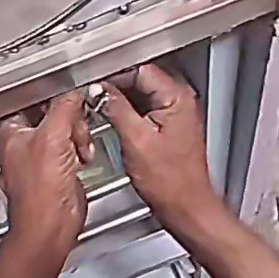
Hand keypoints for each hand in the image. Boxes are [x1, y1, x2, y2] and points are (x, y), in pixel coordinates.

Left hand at [0, 90, 93, 248]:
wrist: (51, 225)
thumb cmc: (39, 191)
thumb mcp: (53, 136)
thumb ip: (63, 108)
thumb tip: (74, 92)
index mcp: (11, 132)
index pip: (31, 100)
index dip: (51, 98)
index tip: (68, 99)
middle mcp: (23, 142)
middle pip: (52, 113)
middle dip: (70, 120)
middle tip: (75, 130)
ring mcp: (40, 156)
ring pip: (65, 130)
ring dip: (78, 135)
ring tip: (78, 148)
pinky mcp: (57, 168)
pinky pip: (72, 147)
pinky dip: (80, 150)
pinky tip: (82, 159)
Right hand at [98, 65, 218, 225]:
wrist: (185, 207)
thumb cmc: (170, 182)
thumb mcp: (135, 141)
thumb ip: (116, 110)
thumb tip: (99, 91)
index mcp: (176, 98)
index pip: (140, 69)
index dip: (113, 74)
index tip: (94, 82)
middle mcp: (180, 101)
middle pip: (140, 78)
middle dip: (114, 85)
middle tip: (93, 94)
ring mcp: (175, 113)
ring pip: (140, 93)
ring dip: (119, 98)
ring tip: (99, 106)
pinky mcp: (169, 126)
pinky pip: (143, 108)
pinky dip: (127, 111)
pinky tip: (113, 119)